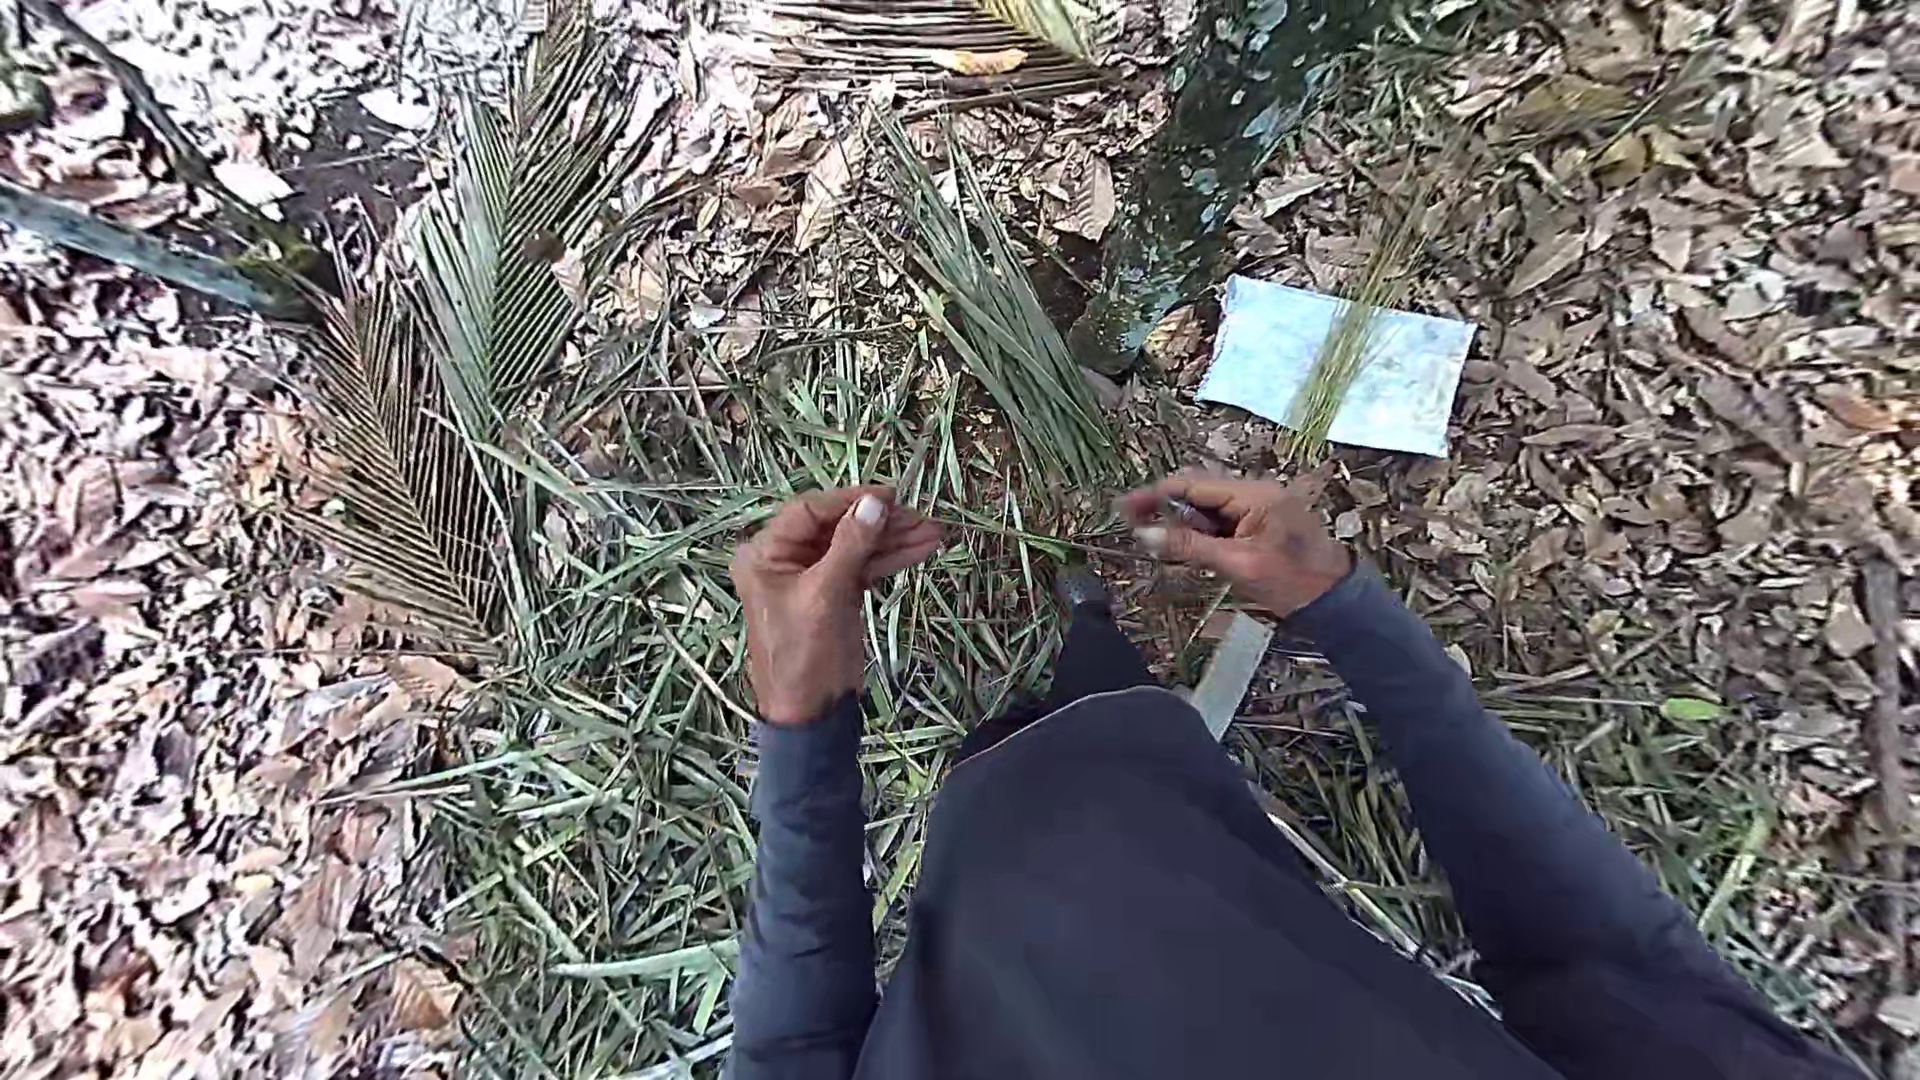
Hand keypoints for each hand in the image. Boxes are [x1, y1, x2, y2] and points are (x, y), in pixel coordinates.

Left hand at [730, 486, 942, 725]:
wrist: (812, 713)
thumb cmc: (803, 656)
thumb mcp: (825, 596)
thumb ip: (850, 545)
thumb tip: (876, 503)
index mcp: (766, 554)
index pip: (809, 511)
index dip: (849, 500)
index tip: (890, 496)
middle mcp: (787, 558)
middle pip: (838, 527)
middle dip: (881, 522)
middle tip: (921, 516)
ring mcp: (815, 575)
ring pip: (857, 545)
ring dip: (895, 539)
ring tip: (934, 531)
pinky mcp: (838, 591)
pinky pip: (866, 566)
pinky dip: (893, 558)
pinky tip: (923, 548)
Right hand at [1116, 470, 1352, 617]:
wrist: (1335, 601)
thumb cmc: (1291, 582)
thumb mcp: (1236, 564)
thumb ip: (1189, 546)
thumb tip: (1145, 535)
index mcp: (1254, 495)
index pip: (1193, 486)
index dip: (1155, 495)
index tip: (1125, 507)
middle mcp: (1254, 492)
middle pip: (1196, 493)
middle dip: (1163, 507)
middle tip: (1132, 524)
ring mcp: (1257, 506)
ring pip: (1205, 507)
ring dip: (1180, 522)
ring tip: (1155, 540)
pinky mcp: (1256, 522)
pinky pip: (1218, 520)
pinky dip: (1197, 532)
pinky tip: (1183, 546)